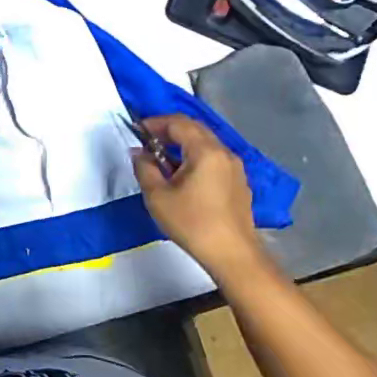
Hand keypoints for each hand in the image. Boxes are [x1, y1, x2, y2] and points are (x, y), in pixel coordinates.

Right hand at [132, 114, 266, 275]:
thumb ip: (144, 168)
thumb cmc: (191, 222)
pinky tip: (184, 178)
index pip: (179, 123)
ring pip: (206, 144)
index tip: (137, 131)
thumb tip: (139, 152)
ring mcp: (236, 168)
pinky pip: (214, 159)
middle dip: (169, 131)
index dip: (155, 122)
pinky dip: (196, 158)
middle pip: (195, 129)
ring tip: (163, 161)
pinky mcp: (239, 183)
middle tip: (148, 142)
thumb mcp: (157, 195)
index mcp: (205, 151)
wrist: (232, 254)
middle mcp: (224, 153)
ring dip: (183, 145)